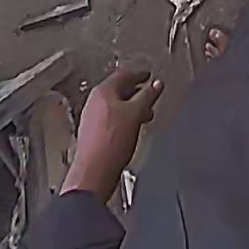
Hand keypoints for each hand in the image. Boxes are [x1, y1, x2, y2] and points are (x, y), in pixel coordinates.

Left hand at [62, 66, 164, 201]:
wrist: (93, 174)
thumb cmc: (109, 144)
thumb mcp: (135, 115)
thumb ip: (147, 97)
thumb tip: (155, 85)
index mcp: (102, 92)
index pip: (123, 75)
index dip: (138, 74)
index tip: (148, 76)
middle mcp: (94, 102)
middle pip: (118, 90)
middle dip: (136, 92)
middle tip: (149, 94)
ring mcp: (92, 117)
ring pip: (115, 105)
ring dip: (131, 107)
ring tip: (144, 114)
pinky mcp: (93, 133)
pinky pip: (111, 119)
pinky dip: (123, 119)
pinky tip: (131, 129)